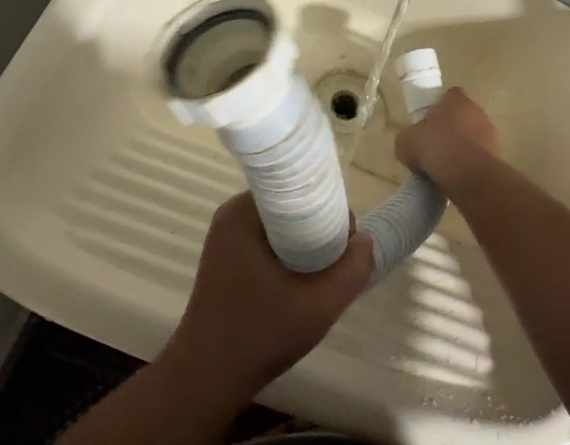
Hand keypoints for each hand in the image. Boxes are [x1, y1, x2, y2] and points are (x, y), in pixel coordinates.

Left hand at [161, 194, 373, 395]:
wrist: (205, 380)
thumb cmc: (260, 335)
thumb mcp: (320, 304)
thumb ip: (353, 268)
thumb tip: (364, 239)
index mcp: (245, 211)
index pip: (302, 189)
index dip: (332, 210)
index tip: (346, 243)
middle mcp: (233, 215)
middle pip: (294, 207)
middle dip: (321, 231)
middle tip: (335, 265)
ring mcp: (228, 238)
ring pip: (285, 227)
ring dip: (308, 247)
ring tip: (321, 278)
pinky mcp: (228, 260)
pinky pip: (271, 243)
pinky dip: (291, 257)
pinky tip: (301, 286)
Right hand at [394, 87, 500, 185]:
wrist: (468, 174)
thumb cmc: (435, 147)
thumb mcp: (406, 141)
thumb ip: (409, 136)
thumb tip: (412, 141)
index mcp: (456, 99)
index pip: (449, 96)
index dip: (438, 108)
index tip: (428, 124)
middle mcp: (477, 111)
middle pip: (462, 116)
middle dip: (451, 130)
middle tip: (435, 147)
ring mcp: (491, 133)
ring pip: (473, 137)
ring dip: (463, 148)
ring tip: (445, 168)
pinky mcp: (498, 155)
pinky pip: (480, 157)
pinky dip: (470, 165)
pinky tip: (458, 178)